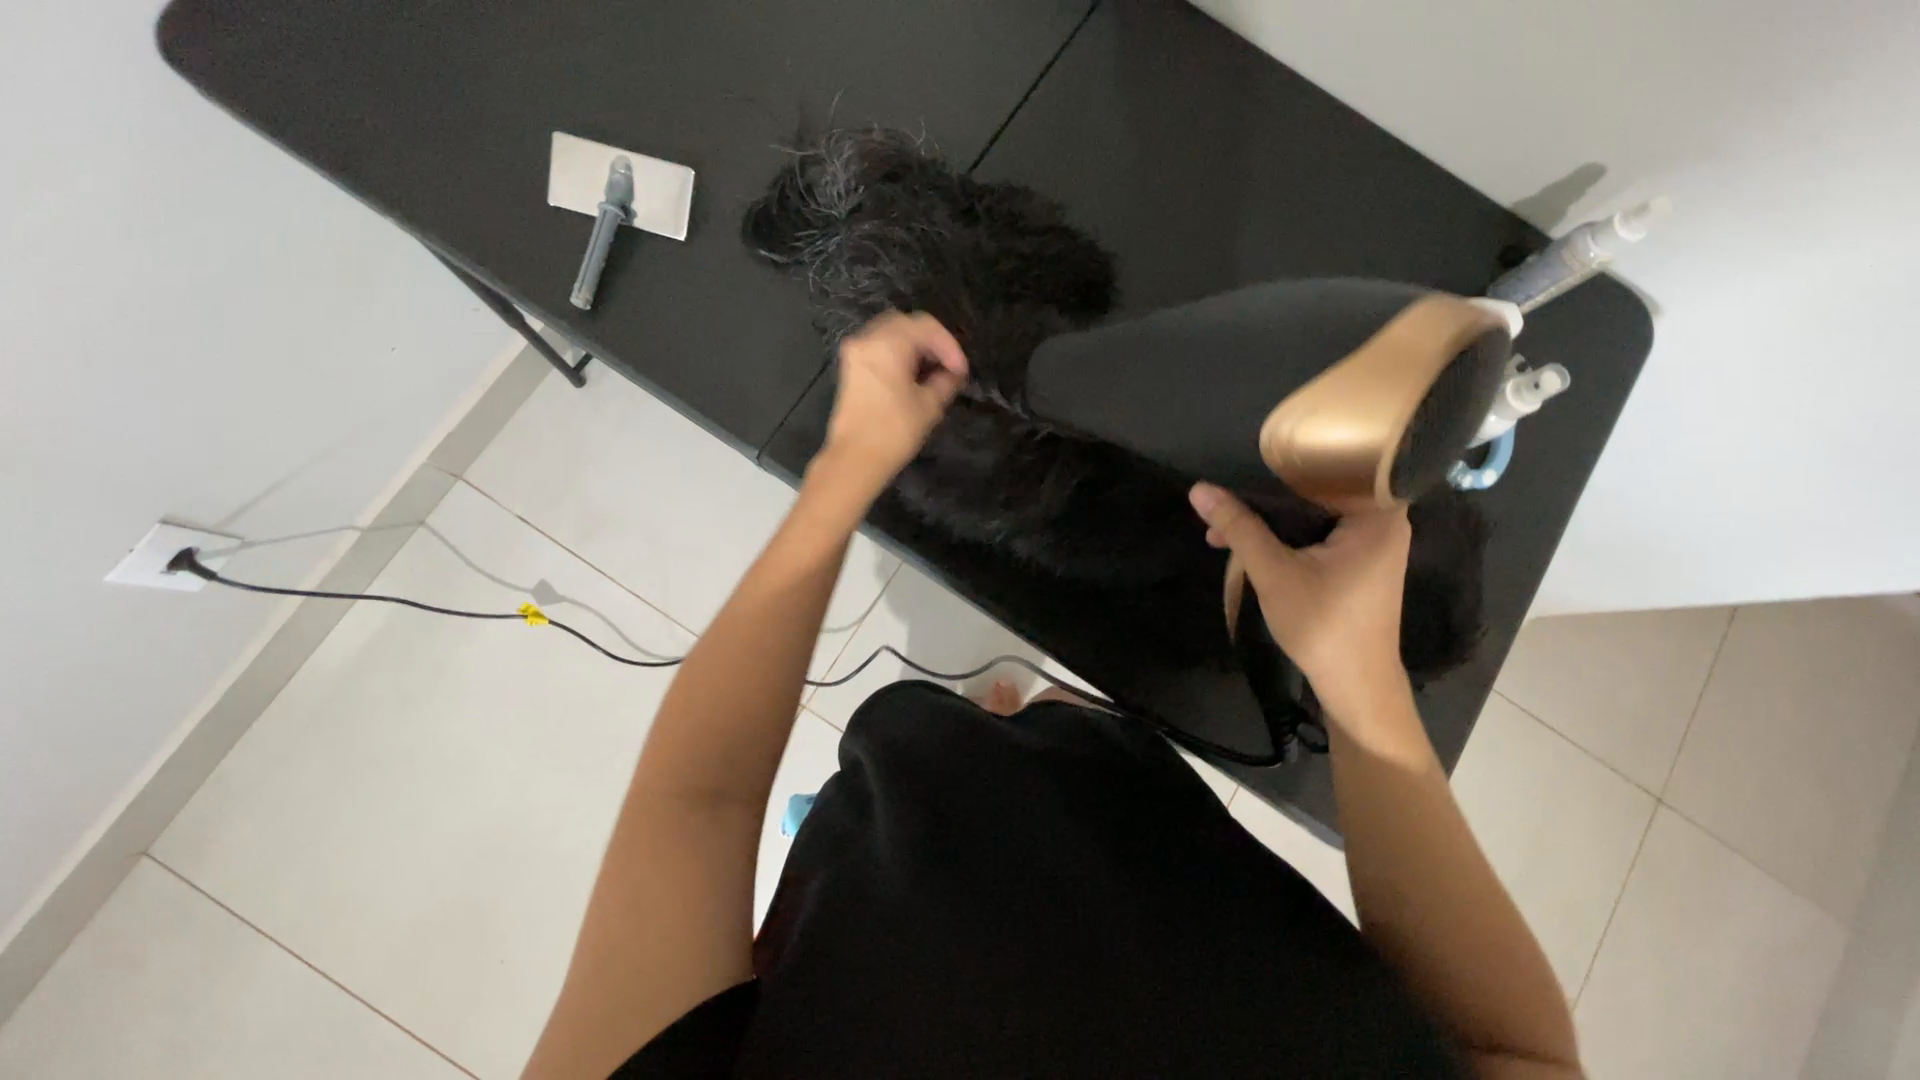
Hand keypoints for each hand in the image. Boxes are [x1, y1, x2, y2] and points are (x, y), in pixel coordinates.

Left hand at [816, 311, 968, 496]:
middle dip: (932, 342)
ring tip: (934, 372)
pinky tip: (914, 375)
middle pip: (907, 324)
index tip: (961, 370)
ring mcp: (855, 352)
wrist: (854, 459)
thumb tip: (953, 372)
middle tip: (949, 366)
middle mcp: (866, 339)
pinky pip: (880, 347)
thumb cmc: (894, 432)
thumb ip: (946, 381)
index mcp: (886, 343)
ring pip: (892, 334)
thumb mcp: (930, 405)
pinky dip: (899, 354)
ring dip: (916, 347)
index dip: (949, 345)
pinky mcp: (851, 367)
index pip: (925, 326)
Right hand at [1189, 482, 1412, 724]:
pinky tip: (1248, 541)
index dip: (1282, 462)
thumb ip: (1239, 527)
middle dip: (1267, 495)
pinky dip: (1286, 536)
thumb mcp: (1273, 572)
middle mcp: (1383, 520)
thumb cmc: (1323, 626)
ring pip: (1313, 513)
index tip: (1241, 458)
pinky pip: (1318, 532)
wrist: (1354, 686)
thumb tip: (1199, 489)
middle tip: (1224, 493)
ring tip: (1224, 523)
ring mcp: (1373, 541)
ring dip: (1271, 519)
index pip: (1328, 467)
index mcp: (1377, 514)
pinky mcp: (1359, 561)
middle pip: (1317, 490)